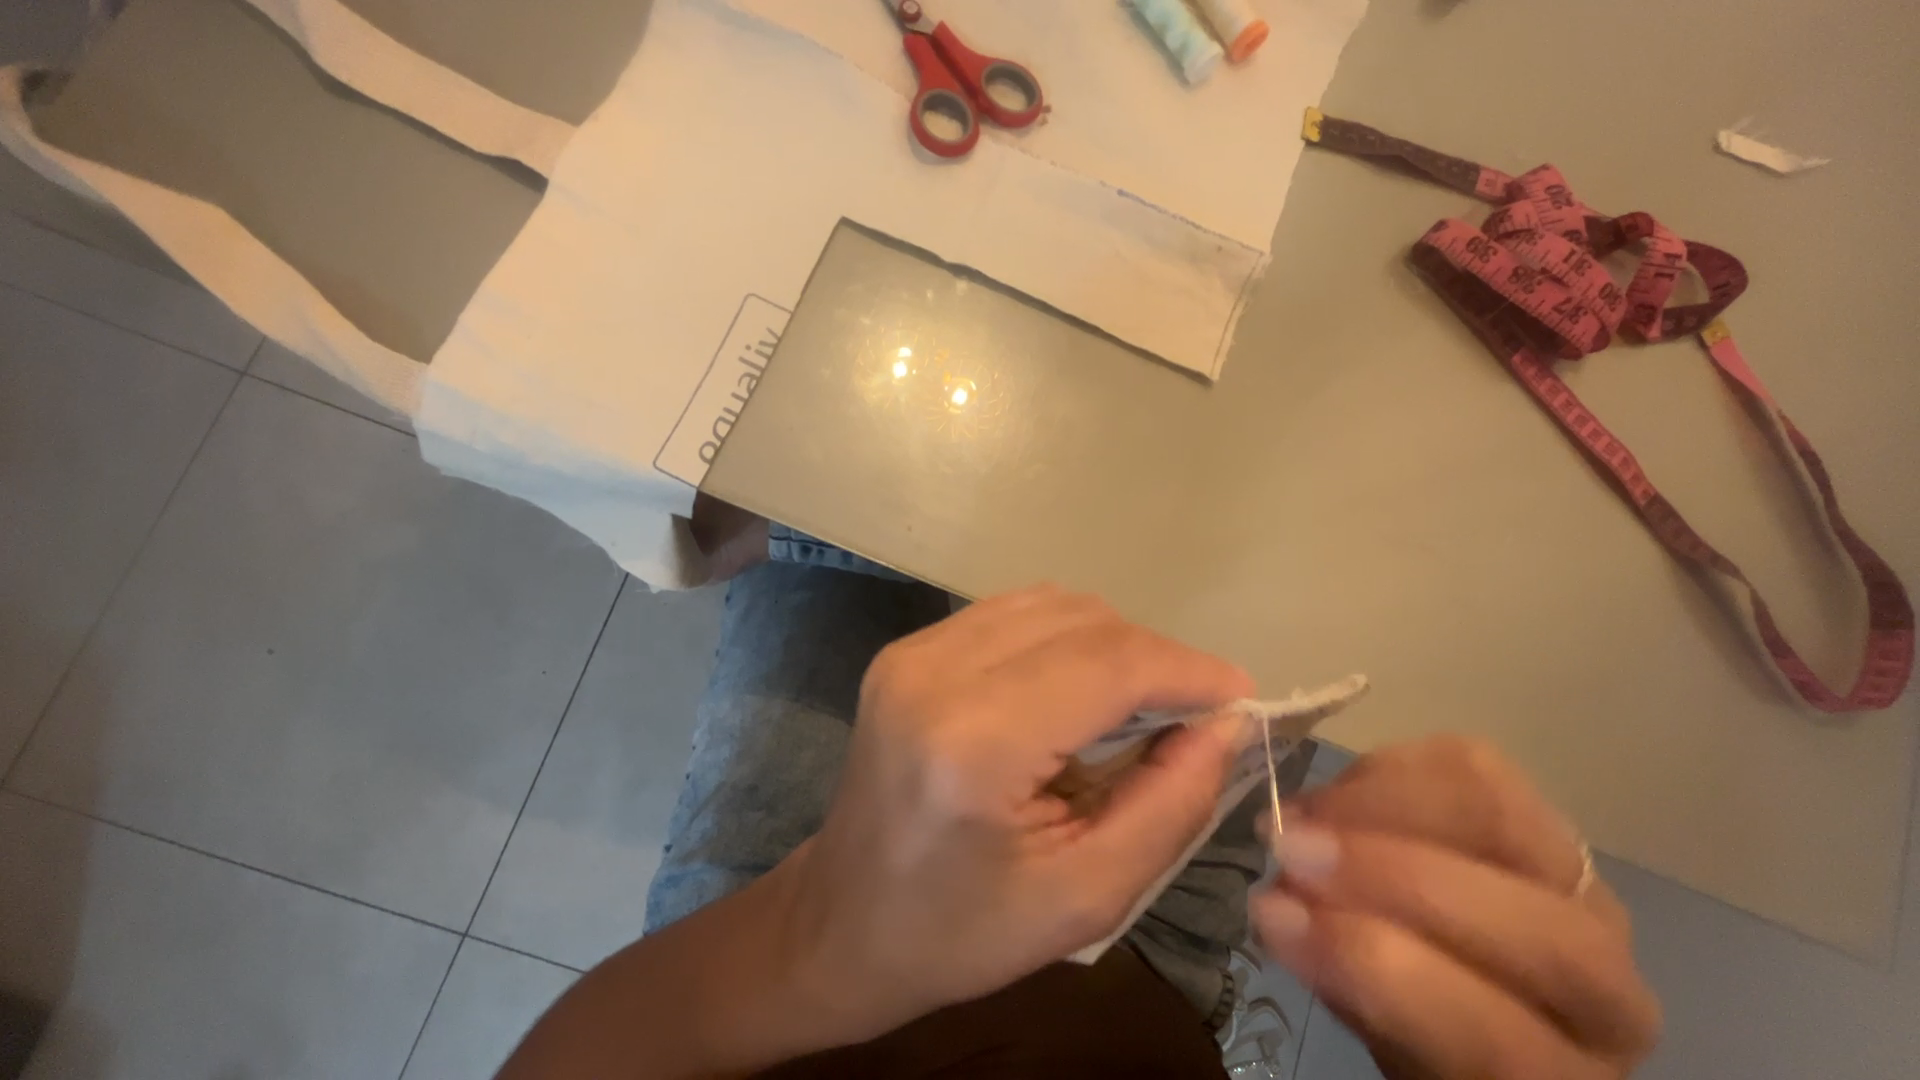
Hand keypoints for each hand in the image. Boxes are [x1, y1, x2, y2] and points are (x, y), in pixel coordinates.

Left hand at [776, 585, 1254, 1041]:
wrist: (844, 921)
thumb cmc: (963, 930)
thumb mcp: (1086, 895)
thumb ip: (1169, 803)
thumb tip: (1226, 723)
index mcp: (974, 743)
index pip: (1108, 663)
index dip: (1188, 670)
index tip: (1244, 699)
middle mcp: (936, 673)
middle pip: (1083, 621)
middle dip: (1155, 659)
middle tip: (1194, 717)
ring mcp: (913, 652)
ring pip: (1050, 604)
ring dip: (1111, 645)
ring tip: (1138, 708)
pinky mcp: (907, 650)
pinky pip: (1012, 614)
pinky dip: (1065, 640)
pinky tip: (1077, 693)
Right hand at [1251, 736, 1660, 1078]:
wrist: (1468, 973)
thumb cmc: (1419, 1025)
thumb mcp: (1385, 1041)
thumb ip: (1345, 984)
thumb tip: (1278, 904)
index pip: (1497, 1039)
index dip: (1379, 969)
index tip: (1275, 916)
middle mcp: (1611, 995)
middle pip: (1537, 931)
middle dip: (1391, 876)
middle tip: (1287, 847)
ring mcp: (1589, 892)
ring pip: (1508, 825)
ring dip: (1383, 805)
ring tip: (1300, 812)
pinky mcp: (1547, 817)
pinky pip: (1479, 770)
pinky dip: (1394, 768)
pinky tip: (1337, 790)